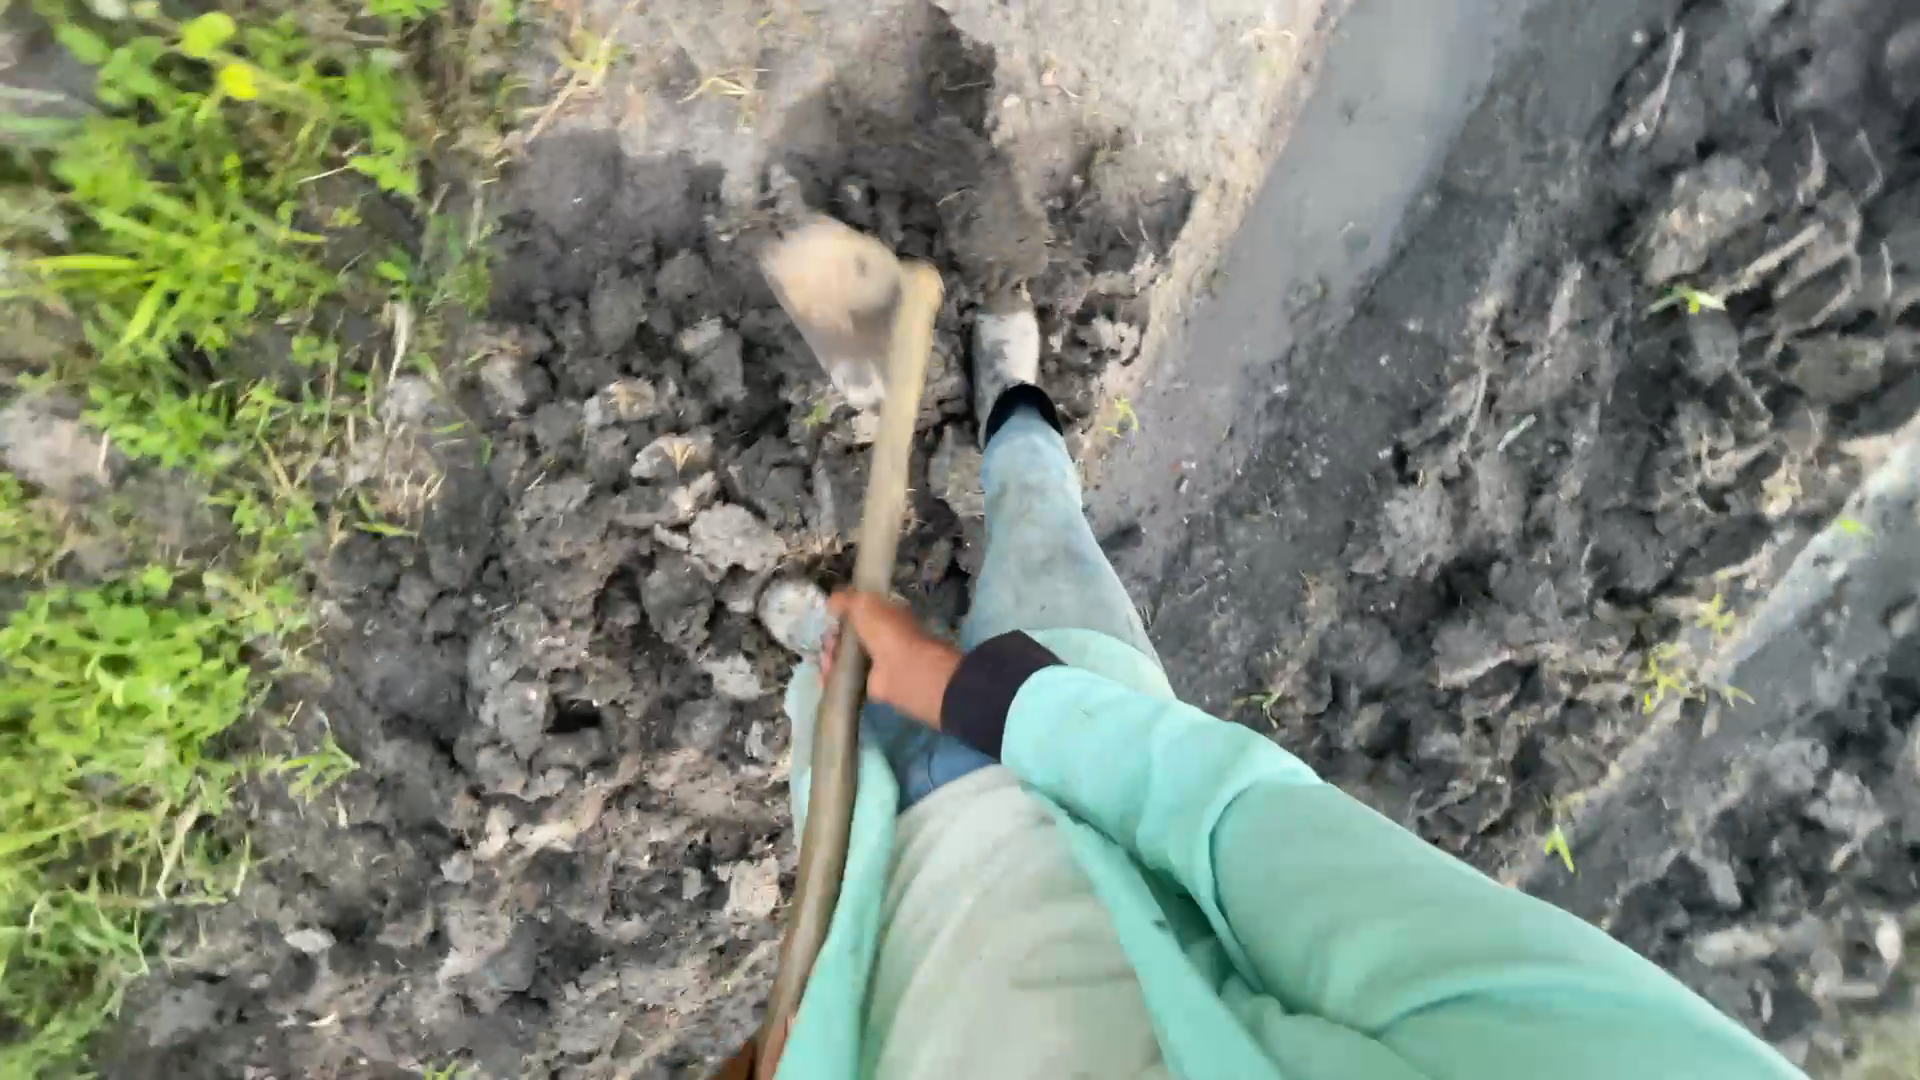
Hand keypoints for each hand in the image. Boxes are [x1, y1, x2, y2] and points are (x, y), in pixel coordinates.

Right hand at [824, 590, 961, 729]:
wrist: (901, 669)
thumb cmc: (885, 630)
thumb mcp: (864, 603)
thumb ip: (847, 598)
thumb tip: (832, 599)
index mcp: (885, 614)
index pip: (860, 611)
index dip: (843, 612)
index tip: (830, 614)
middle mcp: (881, 636)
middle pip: (848, 635)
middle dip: (833, 636)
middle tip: (829, 640)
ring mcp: (875, 660)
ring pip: (843, 656)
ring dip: (830, 656)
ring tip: (827, 658)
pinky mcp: (867, 682)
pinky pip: (844, 676)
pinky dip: (831, 675)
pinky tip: (825, 673)